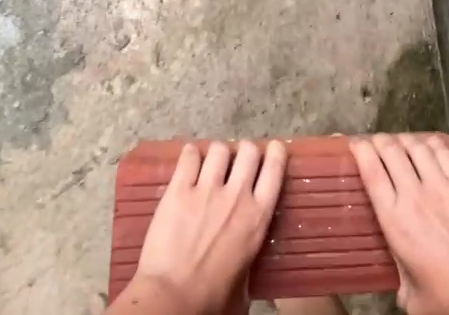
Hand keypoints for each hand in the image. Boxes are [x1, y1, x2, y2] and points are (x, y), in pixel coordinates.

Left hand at [117, 140, 287, 314]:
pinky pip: (189, 156)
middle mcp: (236, 196)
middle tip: (237, 161)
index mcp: (258, 217)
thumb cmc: (212, 297)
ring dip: (217, 154)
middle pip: (249, 151)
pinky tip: (189, 160)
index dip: (276, 153)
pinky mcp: (179, 189)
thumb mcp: (246, 279)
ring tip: (210, 163)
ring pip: (219, 149)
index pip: (275, 169)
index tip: (273, 149)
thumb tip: (248, 250)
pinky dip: (191, 154)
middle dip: (245, 151)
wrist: (173, 298)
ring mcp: (206, 190)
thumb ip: (250, 252)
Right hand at [351, 134, 448, 314]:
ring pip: (415, 146)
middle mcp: (412, 194)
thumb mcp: (410, 296)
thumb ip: (399, 278)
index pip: (371, 172)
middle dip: (379, 141)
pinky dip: (431, 143)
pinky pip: (442, 151)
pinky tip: (428, 144)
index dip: (360, 151)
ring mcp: (439, 184)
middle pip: (390, 151)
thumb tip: (400, 282)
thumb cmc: (447, 295)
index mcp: (393, 219)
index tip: (355, 144)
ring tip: (400, 141)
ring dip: (404, 139)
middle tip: (376, 142)